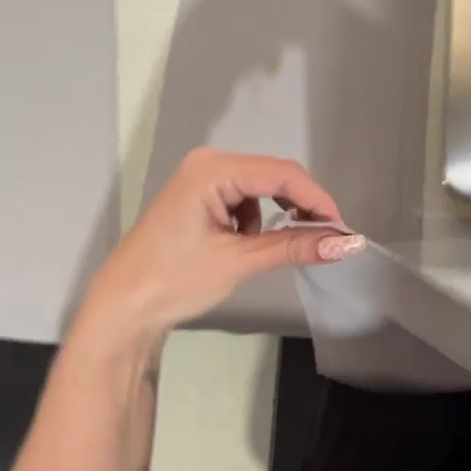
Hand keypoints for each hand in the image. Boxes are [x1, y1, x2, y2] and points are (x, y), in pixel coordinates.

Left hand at [78, 149, 365, 342]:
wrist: (123, 307)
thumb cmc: (175, 280)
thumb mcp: (239, 261)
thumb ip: (294, 246)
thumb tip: (346, 243)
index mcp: (213, 170)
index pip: (282, 174)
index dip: (317, 198)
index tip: (342, 229)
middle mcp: (208, 162)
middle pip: (273, 174)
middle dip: (302, 205)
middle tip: (326, 238)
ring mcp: (200, 177)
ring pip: (261, 187)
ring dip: (279, 213)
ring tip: (285, 245)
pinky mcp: (198, 195)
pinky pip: (243, 197)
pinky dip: (257, 218)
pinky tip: (249, 243)